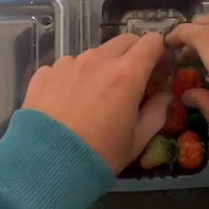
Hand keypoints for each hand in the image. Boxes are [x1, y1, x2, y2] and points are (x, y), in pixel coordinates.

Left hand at [22, 31, 172, 171]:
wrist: (45, 167)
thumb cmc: (99, 155)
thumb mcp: (136, 141)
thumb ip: (156, 113)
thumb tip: (164, 96)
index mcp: (126, 73)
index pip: (152, 41)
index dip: (159, 52)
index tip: (158, 70)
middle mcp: (97, 60)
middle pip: (124, 41)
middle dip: (133, 55)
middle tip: (130, 81)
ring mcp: (68, 63)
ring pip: (93, 55)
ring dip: (101, 67)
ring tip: (92, 98)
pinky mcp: (45, 73)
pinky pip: (66, 68)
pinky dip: (73, 79)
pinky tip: (66, 104)